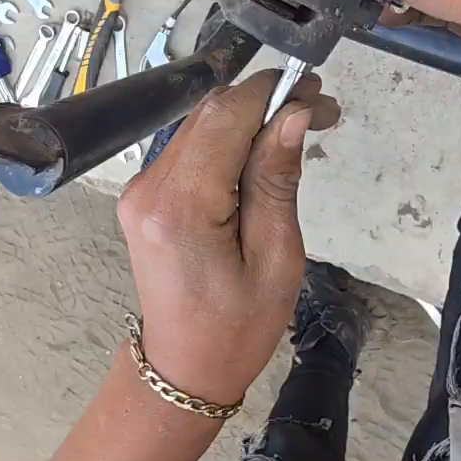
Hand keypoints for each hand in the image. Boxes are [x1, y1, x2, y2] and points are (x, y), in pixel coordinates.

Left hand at [117, 72, 340, 408]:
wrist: (183, 367)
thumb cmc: (237, 329)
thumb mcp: (276, 259)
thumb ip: (276, 181)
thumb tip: (293, 116)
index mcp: (181, 207)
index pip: (226, 117)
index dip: (274, 93)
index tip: (318, 94)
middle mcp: (149, 188)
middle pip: (209, 114)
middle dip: (266, 103)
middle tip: (320, 113)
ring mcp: (140, 191)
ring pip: (199, 127)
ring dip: (249, 121)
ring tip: (298, 134)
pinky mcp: (144, 197)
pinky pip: (190, 151)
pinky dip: (228, 143)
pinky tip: (261, 158)